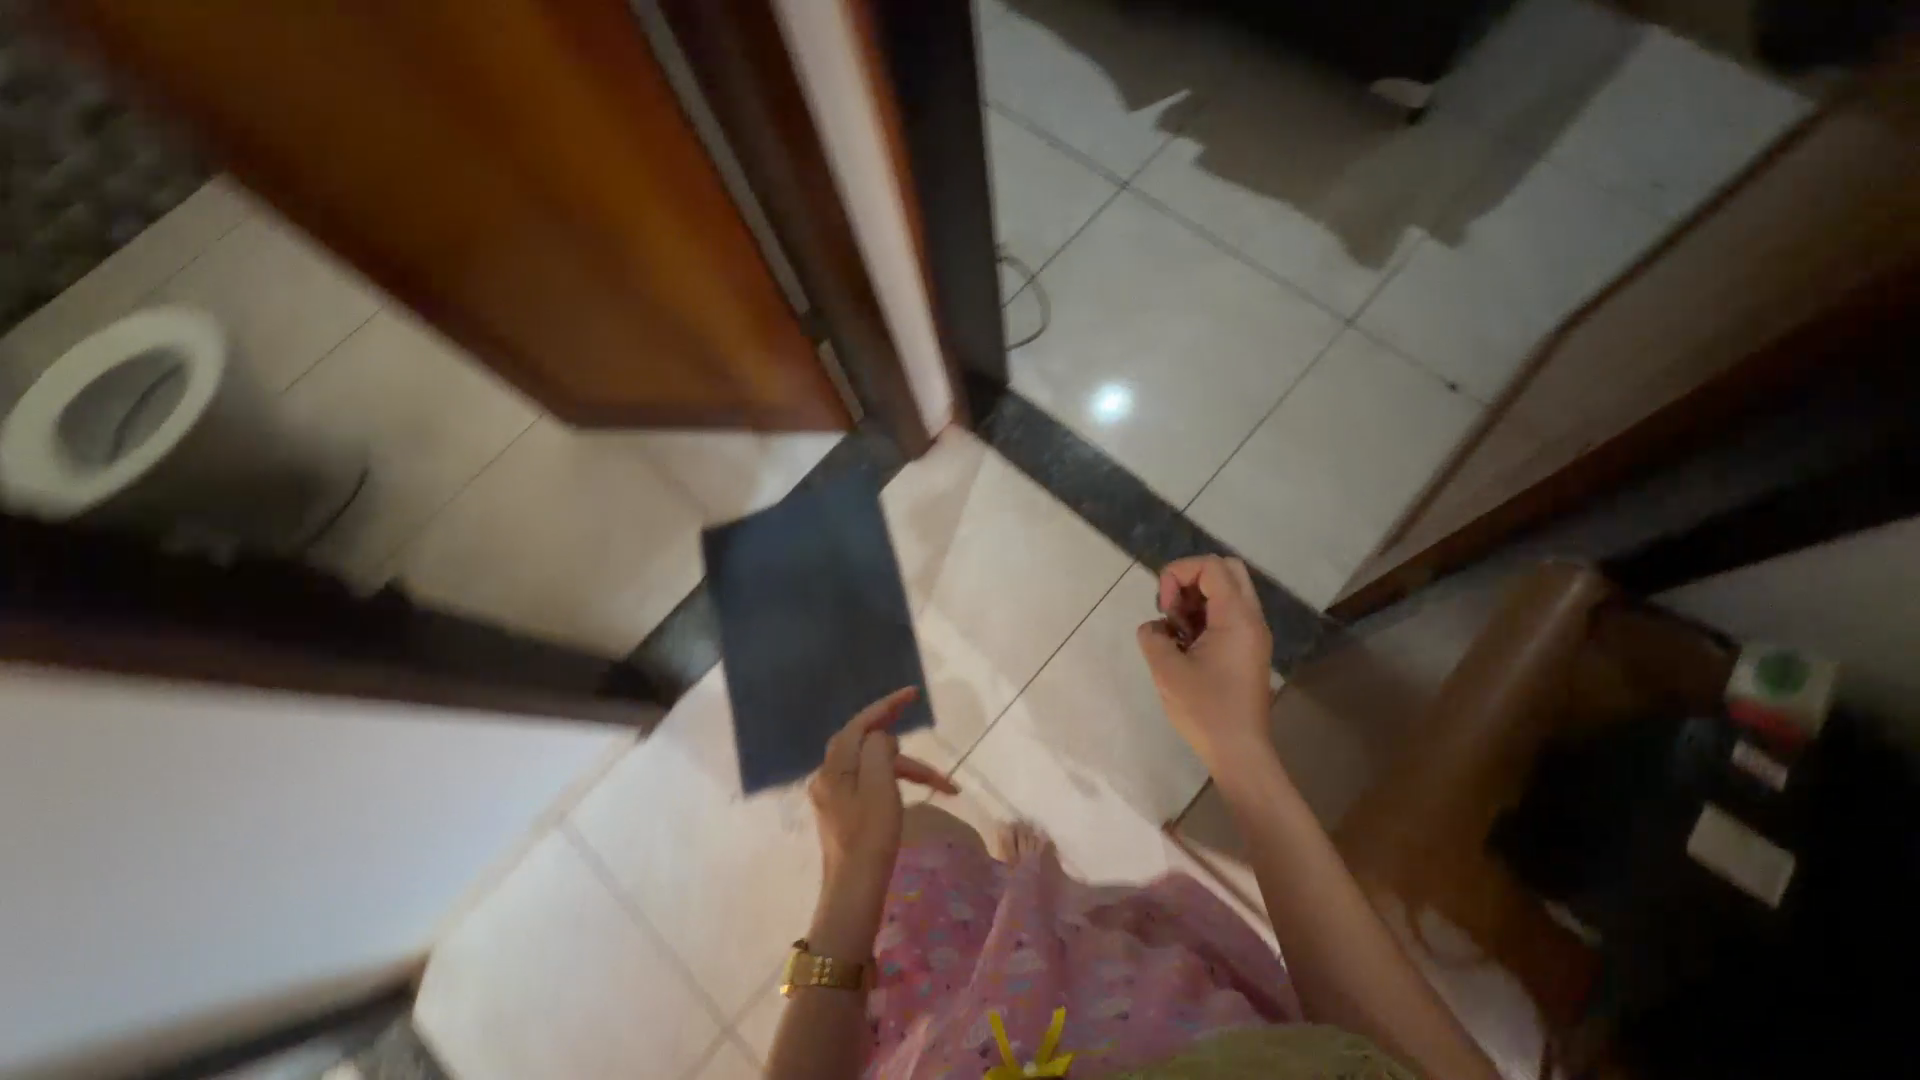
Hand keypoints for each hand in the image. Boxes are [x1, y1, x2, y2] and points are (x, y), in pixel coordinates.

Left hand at [807, 687, 957, 883]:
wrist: (854, 891)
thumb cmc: (870, 837)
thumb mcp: (880, 785)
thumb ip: (879, 749)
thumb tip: (882, 739)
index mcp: (834, 767)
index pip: (861, 723)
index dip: (887, 705)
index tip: (913, 693)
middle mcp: (827, 777)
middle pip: (865, 744)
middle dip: (901, 745)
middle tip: (930, 749)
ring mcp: (833, 797)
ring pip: (871, 767)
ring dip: (904, 771)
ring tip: (939, 786)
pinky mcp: (842, 815)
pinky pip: (869, 784)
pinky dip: (892, 783)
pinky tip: (909, 795)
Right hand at [1137, 555, 1274, 769]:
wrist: (1239, 752)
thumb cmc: (1205, 710)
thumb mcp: (1166, 670)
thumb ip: (1153, 637)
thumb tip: (1155, 628)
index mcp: (1237, 617)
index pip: (1210, 566)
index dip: (1178, 574)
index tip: (1165, 609)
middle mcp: (1251, 619)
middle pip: (1225, 570)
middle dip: (1190, 580)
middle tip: (1171, 610)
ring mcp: (1252, 635)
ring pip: (1226, 592)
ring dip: (1196, 601)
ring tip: (1176, 633)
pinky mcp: (1248, 651)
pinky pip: (1227, 616)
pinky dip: (1204, 619)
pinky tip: (1187, 648)